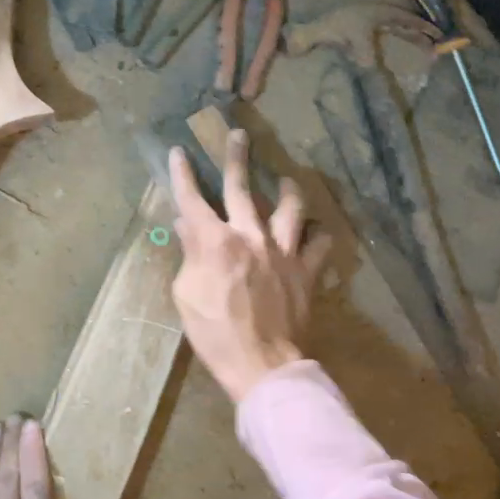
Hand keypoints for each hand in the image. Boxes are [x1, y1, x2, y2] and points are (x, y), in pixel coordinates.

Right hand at [169, 130, 332, 402]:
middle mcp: (250, 236)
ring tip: (287, 179)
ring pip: (290, 207)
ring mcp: (283, 251)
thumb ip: (189, 255)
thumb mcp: (186, 294)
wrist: (263, 365)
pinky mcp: (306, 270)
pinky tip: (316, 232)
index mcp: (214, 241)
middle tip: (239, 134)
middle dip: (236, 157)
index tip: (179, 151)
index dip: (183, 174)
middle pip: (242, 187)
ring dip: (287, 189)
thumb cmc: (214, 333)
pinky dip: (318, 235)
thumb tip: (187, 227)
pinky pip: (320, 244)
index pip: (192, 199)